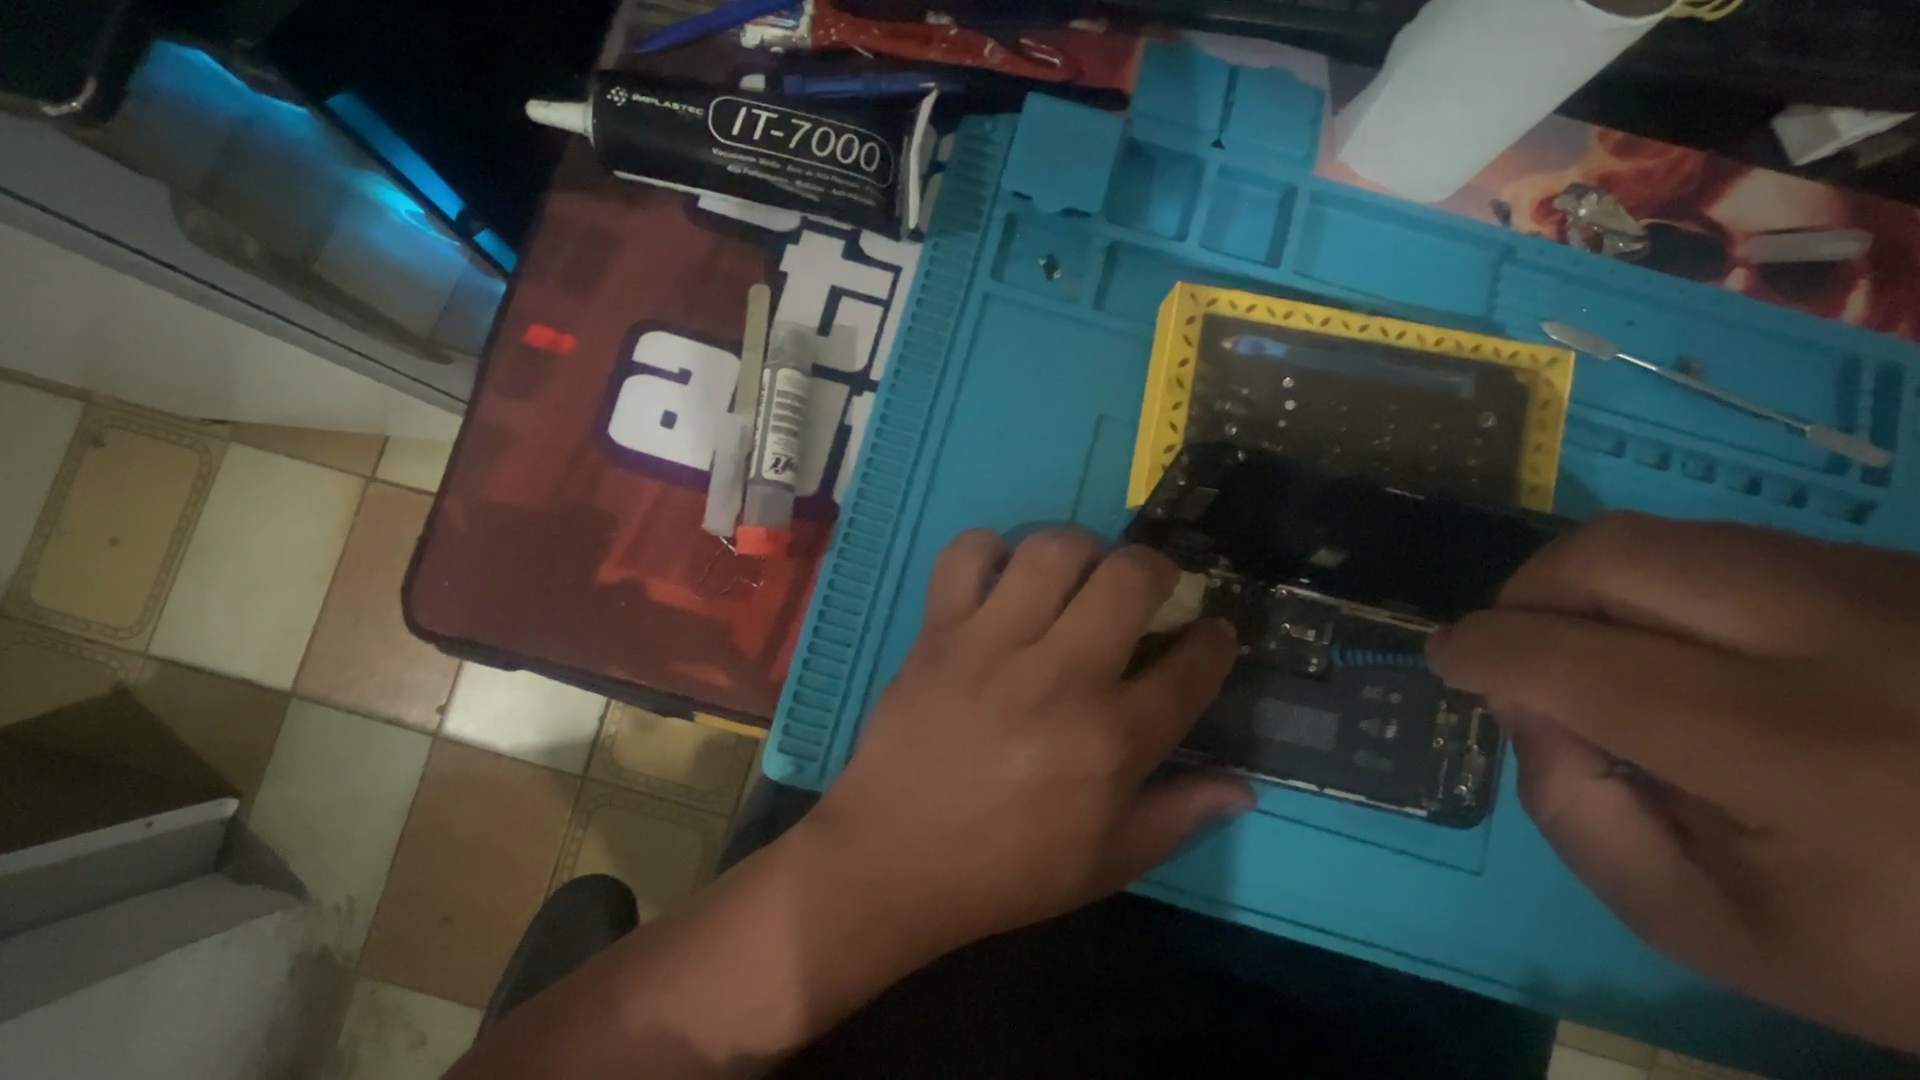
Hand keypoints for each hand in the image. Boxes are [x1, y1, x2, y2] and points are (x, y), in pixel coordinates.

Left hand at [797, 527, 1253, 958]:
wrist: (889, 862)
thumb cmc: (1006, 871)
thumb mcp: (1108, 864)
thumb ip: (1180, 816)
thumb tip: (1243, 785)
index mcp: (1112, 741)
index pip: (1191, 667)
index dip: (1216, 640)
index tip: (1213, 632)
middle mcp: (1060, 677)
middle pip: (1129, 579)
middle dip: (1157, 568)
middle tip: (1148, 588)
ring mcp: (992, 646)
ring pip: (1053, 551)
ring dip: (1082, 549)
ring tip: (1080, 574)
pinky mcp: (938, 634)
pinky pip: (965, 556)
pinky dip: (990, 550)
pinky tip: (1003, 577)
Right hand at [1428, 513, 1919, 1052]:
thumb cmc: (1897, 947)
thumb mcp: (1706, 924)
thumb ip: (1576, 815)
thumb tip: (1522, 705)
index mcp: (1800, 758)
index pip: (1576, 662)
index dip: (1484, 649)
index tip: (1445, 657)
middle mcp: (1850, 644)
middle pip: (1618, 556)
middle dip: (1528, 588)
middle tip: (1515, 640)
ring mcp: (1894, 593)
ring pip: (1674, 537)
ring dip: (1594, 583)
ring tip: (1598, 646)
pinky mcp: (1913, 574)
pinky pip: (1738, 547)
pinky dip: (1672, 585)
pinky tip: (1695, 647)